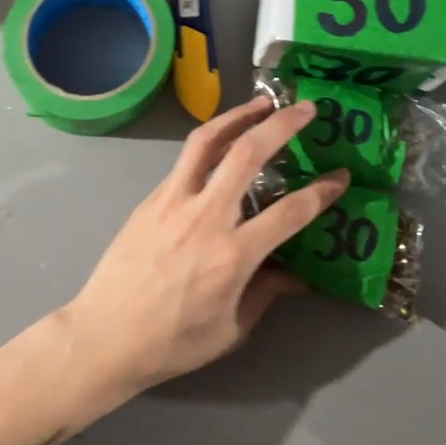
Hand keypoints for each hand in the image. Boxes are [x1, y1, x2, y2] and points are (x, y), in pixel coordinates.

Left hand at [57, 96, 348, 397]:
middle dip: (282, 124)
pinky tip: (223, 139)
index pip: (290, 213)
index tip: (341, 176)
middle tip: (306, 108)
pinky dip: (211, 140)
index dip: (322, 192)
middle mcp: (206, 217)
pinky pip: (187, 159)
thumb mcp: (231, 330)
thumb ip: (267, 294)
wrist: (104, 337)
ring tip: (262, 102)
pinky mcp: (153, 197)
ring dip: (239, 115)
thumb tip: (298, 275)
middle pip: (248, 153)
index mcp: (233, 255)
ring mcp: (175, 200)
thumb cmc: (173, 342)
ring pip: (209, 140)